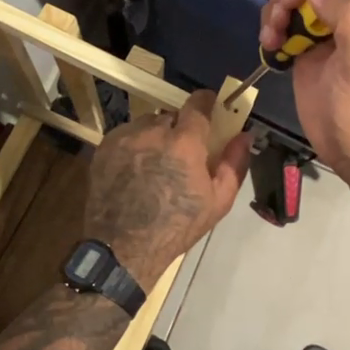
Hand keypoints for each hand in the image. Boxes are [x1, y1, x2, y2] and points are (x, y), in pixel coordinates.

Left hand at [85, 91, 253, 285]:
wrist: (123, 247)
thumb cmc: (177, 227)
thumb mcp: (217, 201)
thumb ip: (234, 163)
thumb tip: (245, 135)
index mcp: (184, 142)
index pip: (198, 103)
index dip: (207, 102)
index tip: (212, 106)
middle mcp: (153, 131)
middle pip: (172, 115)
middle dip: (180, 129)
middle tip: (182, 153)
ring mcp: (126, 137)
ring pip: (148, 124)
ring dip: (156, 135)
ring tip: (156, 163)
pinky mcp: (105, 147)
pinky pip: (127, 135)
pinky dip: (135, 145)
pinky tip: (136, 170)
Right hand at [261, 0, 349, 184]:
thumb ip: (348, 16)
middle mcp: (344, 18)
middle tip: (279, 19)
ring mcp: (322, 37)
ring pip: (292, 2)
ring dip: (274, 12)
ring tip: (271, 37)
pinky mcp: (304, 55)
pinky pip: (283, 28)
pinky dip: (270, 30)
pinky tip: (269, 48)